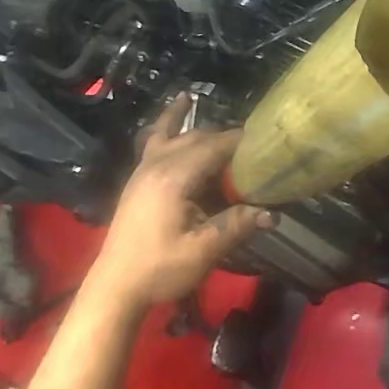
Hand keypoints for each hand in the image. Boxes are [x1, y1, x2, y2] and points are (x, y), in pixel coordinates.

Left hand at [93, 94, 272, 305]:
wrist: (114, 289)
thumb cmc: (159, 270)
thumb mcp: (203, 250)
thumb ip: (237, 225)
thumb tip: (274, 212)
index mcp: (175, 177)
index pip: (217, 146)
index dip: (244, 143)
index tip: (269, 146)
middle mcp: (159, 163)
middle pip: (202, 138)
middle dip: (230, 141)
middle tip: (256, 155)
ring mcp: (146, 166)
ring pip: (184, 135)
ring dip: (208, 134)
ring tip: (233, 141)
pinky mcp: (140, 174)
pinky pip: (158, 136)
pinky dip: (172, 117)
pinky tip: (183, 99)